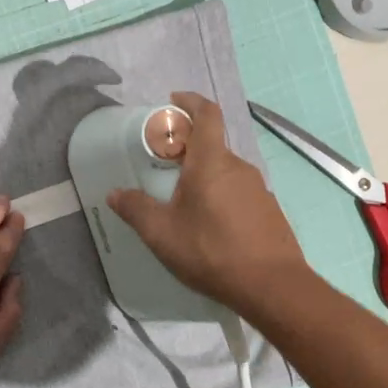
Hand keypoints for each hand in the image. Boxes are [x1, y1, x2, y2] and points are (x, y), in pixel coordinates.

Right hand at [107, 92, 311, 310]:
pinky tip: (208, 226)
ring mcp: (258, 189)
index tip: (173, 101)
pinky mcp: (268, 211)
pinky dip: (219, 196)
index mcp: (211, 163)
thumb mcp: (161, 233)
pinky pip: (237, 192)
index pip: (207, 115)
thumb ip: (135, 209)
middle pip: (212, 146)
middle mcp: (238, 167)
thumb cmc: (211, 251)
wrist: (271, 286)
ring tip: (182, 202)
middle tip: (163, 166)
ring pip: (224, 172)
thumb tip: (116, 193)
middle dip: (187, 149)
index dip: (191, 102)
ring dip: (203, 177)